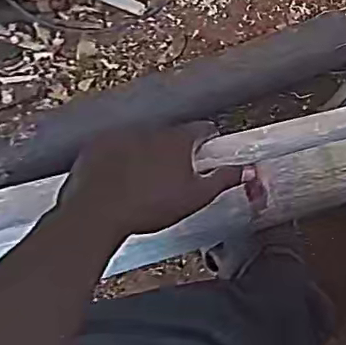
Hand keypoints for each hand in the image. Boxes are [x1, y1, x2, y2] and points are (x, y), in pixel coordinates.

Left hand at [52, 124, 245, 240]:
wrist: (95, 216)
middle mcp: (152, 130)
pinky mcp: (95, 146)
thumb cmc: (149, 206)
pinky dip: (118, 157)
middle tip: (174, 173)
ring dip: (147, 152)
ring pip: (143, 140)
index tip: (207, 149)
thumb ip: (225, 178)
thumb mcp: (197, 196)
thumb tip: (249, 170)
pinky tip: (119, 178)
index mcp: (179, 139)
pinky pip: (114, 147)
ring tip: (144, 179)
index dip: (208, 139)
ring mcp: (121, 136)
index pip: (203, 128)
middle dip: (175, 149)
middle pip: (171, 134)